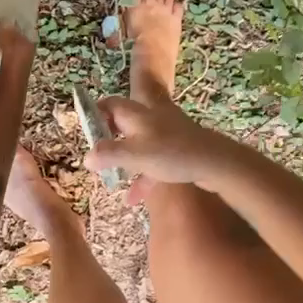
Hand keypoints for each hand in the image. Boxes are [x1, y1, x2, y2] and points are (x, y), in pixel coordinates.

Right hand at [85, 96, 243, 197]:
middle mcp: (148, 118)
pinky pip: (153, 159)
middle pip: (122, 124)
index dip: (95, 115)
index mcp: (135, 113)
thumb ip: (109, 155)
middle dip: (109, 141)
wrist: (216, 161)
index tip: (86, 133)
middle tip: (98, 157)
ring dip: (125, 161)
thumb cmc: (171, 153)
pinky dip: (143, 175)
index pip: (109, 104)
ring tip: (113, 178)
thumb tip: (86, 157)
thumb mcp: (135, 155)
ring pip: (137, 144)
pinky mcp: (176, 149)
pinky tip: (135, 198)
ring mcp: (164, 133)